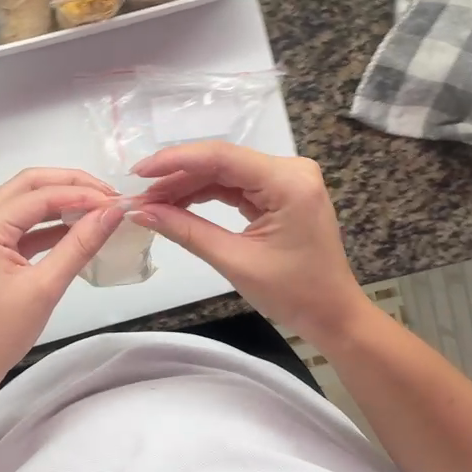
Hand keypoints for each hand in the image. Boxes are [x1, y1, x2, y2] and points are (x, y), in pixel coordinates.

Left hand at [0, 168, 123, 390]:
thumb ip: (80, 245)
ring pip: (25, 202)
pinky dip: (49, 224)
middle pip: (29, 186)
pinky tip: (78, 228)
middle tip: (109, 196)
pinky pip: (22, 225)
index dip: (81, 194)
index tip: (118, 200)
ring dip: (61, 201)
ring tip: (100, 209)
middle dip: (71, 186)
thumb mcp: (45, 288)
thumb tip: (113, 212)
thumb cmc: (1, 332)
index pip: (38, 195)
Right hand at [128, 142, 369, 341]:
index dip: (174, 161)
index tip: (138, 173)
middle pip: (220, 162)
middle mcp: (290, 170)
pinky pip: (234, 185)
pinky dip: (204, 194)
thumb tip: (141, 212)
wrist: (333, 314)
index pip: (221, 157)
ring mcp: (286, 179)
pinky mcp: (279, 192)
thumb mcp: (234, 261)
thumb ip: (186, 231)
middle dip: (176, 177)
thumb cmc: (293, 292)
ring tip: (150, 203)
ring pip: (223, 172)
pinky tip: (176, 204)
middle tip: (138, 196)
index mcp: (288, 181)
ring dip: (186, 186)